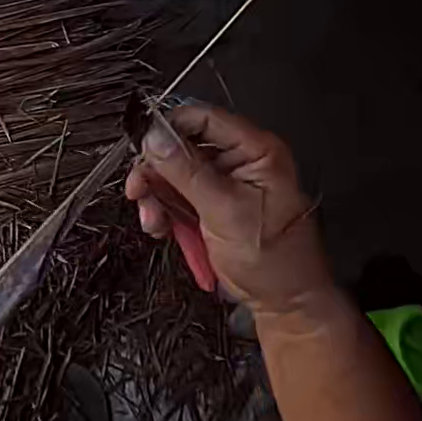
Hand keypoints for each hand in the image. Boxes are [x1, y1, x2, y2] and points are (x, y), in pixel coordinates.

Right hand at [125, 104, 333, 315]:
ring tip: (153, 218)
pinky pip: (173, 195)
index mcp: (254, 151)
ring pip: (171, 172)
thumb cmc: (274, 260)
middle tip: (139, 189)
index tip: (142, 145)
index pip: (203, 118)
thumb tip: (155, 137)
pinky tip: (159, 226)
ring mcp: (220, 183)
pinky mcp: (207, 203)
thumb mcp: (225, 211)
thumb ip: (186, 172)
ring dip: (154, 194)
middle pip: (181, 145)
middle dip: (156, 169)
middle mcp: (237, 160)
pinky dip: (160, 209)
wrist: (282, 302)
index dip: (168, 127)